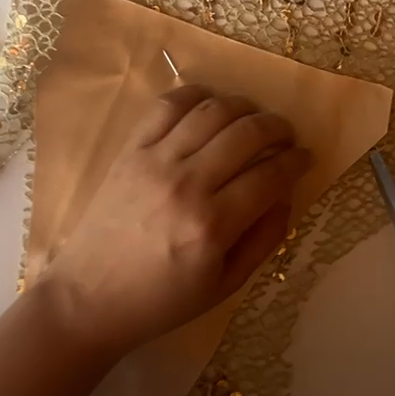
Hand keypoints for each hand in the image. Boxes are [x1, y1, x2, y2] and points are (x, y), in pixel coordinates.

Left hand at [35, 83, 311, 359]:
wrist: (88, 299)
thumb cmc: (161, 300)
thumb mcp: (225, 286)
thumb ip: (265, 240)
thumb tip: (288, 194)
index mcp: (212, 226)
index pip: (270, 175)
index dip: (296, 160)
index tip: (306, 156)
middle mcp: (187, 185)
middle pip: (247, 133)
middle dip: (278, 127)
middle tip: (286, 135)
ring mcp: (156, 161)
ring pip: (213, 110)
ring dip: (244, 106)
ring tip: (254, 117)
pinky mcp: (131, 149)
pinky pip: (169, 105)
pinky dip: (197, 95)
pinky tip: (212, 104)